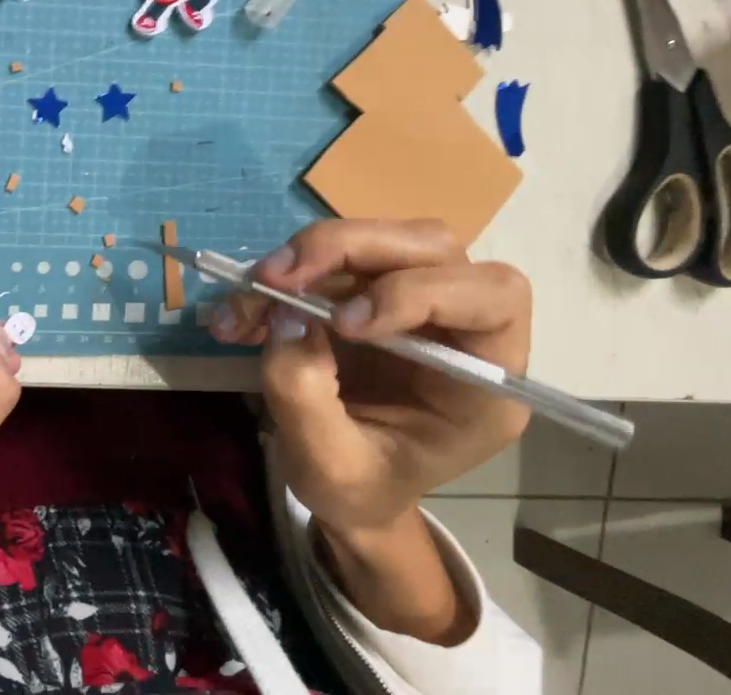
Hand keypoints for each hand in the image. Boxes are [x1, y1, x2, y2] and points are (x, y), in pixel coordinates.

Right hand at [211, 219, 530, 533]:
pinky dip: (274, 280)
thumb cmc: (358, 489)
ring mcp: (409, 304)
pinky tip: (237, 317)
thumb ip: (305, 395)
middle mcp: (457, 329)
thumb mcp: (329, 466)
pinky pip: (324, 261)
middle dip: (346, 248)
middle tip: (275, 277)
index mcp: (482, 382)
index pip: (492, 298)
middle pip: (427, 246)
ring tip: (245, 300)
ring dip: (303, 258)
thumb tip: (285, 316)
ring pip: (374, 240)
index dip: (417, 291)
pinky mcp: (364, 293)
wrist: (345, 489)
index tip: (343, 323)